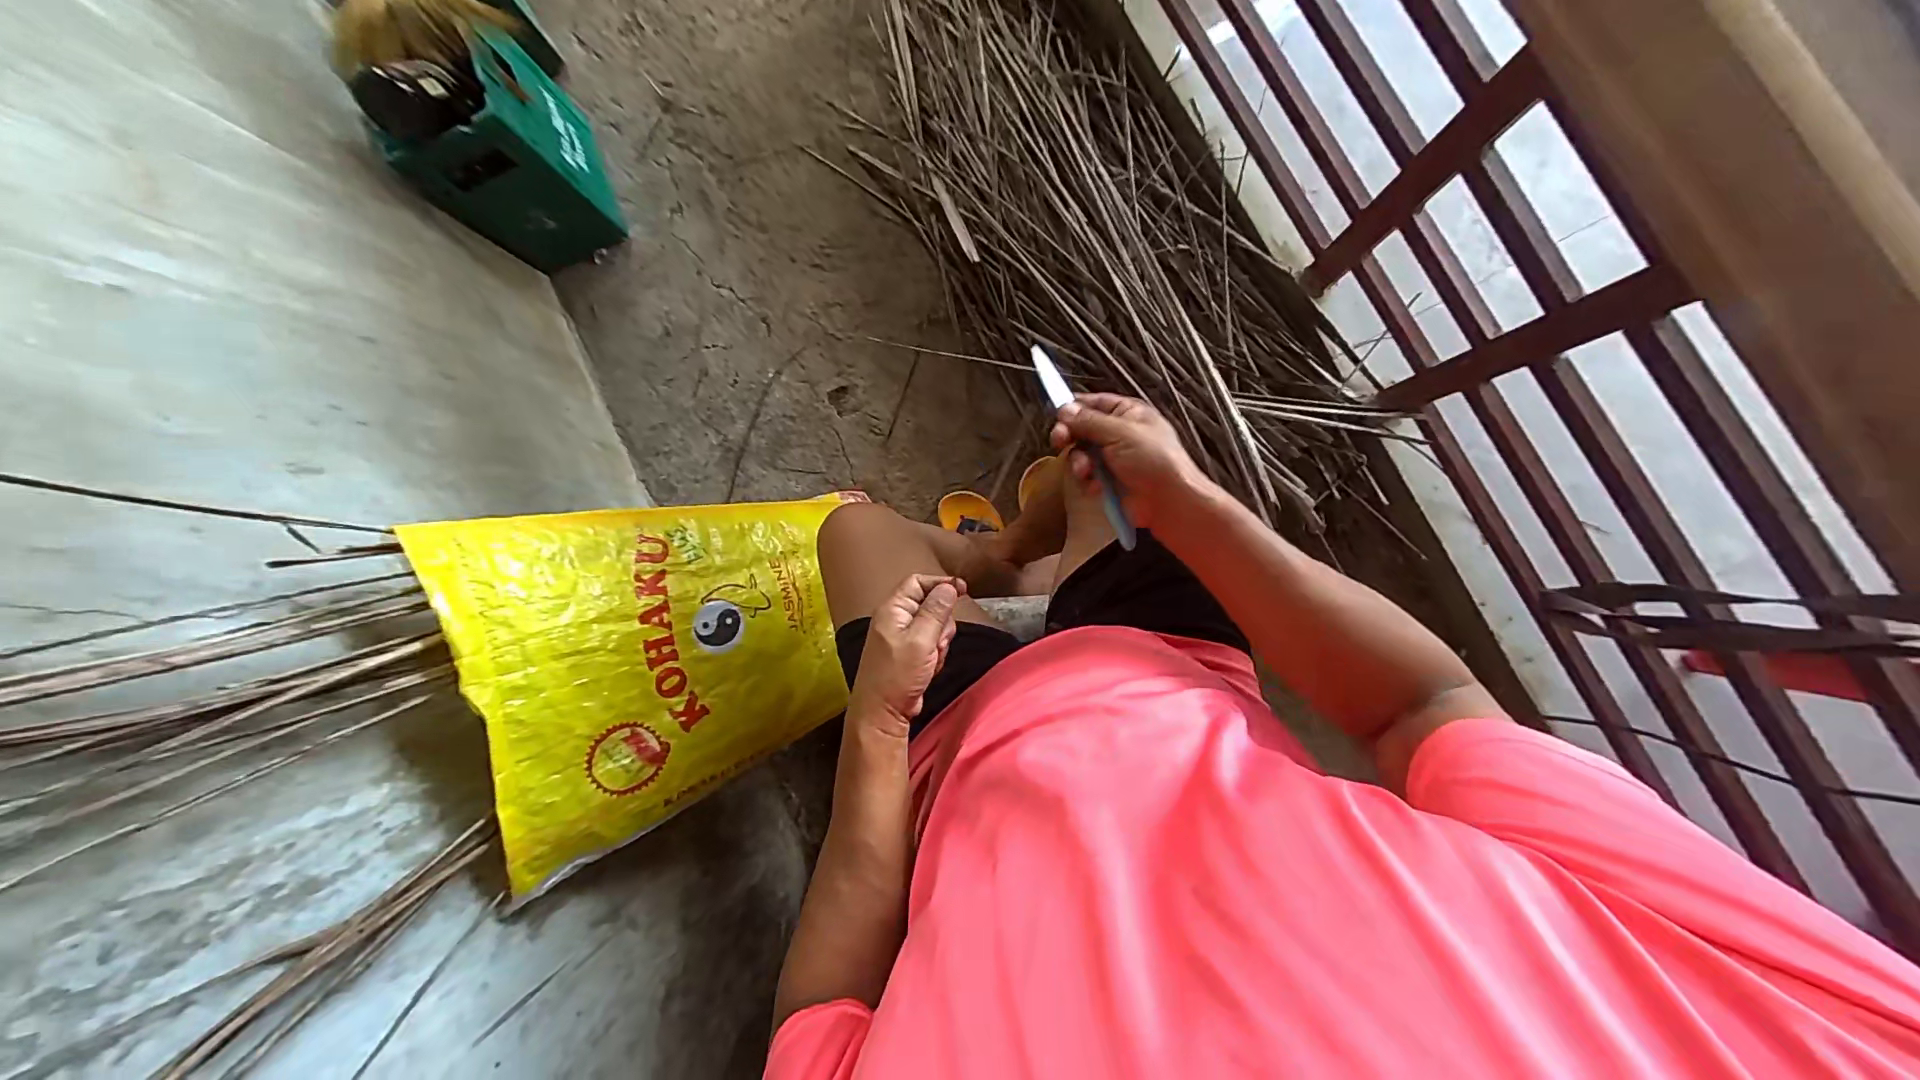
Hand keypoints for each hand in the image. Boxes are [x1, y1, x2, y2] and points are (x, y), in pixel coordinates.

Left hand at [847, 574, 966, 737]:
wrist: (883, 713)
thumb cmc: (897, 676)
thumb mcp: (921, 640)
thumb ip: (936, 611)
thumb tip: (949, 586)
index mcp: (892, 609)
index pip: (918, 582)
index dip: (941, 583)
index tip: (962, 590)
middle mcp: (895, 619)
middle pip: (930, 604)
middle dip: (942, 621)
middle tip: (939, 640)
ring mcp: (901, 636)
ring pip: (935, 625)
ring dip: (940, 640)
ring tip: (932, 657)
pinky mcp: (909, 652)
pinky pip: (932, 643)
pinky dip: (935, 653)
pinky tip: (929, 667)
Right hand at [1049, 393, 1210, 526]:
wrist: (1168, 501)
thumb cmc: (1153, 460)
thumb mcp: (1120, 432)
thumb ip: (1088, 421)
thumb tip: (1064, 410)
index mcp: (1126, 413)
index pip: (1092, 403)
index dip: (1073, 408)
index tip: (1057, 416)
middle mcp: (1118, 433)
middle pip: (1081, 429)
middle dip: (1070, 436)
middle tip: (1060, 441)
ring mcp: (1113, 458)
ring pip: (1080, 454)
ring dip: (1079, 463)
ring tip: (1086, 471)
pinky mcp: (1108, 480)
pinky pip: (1086, 476)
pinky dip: (1087, 481)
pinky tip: (1096, 487)